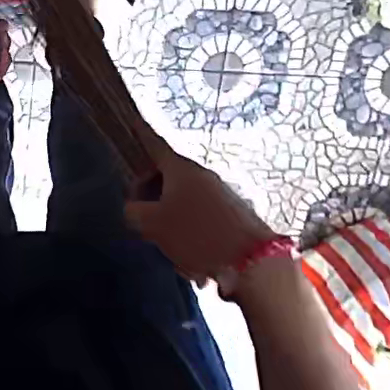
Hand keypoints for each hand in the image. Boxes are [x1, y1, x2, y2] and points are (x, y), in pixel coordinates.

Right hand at [125, 148, 278, 284]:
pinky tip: (198, 267)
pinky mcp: (235, 217)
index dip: (141, 135)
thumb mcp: (152, 224)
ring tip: (177, 257)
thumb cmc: (196, 234)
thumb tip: (134, 209)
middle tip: (146, 225)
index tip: (134, 122)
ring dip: (174, 228)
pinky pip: (204, 223)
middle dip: (153, 202)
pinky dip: (195, 240)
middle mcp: (201, 176)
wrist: (255, 263)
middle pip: (166, 180)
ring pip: (184, 206)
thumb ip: (133, 212)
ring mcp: (221, 195)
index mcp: (179, 168)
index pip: (154, 145)